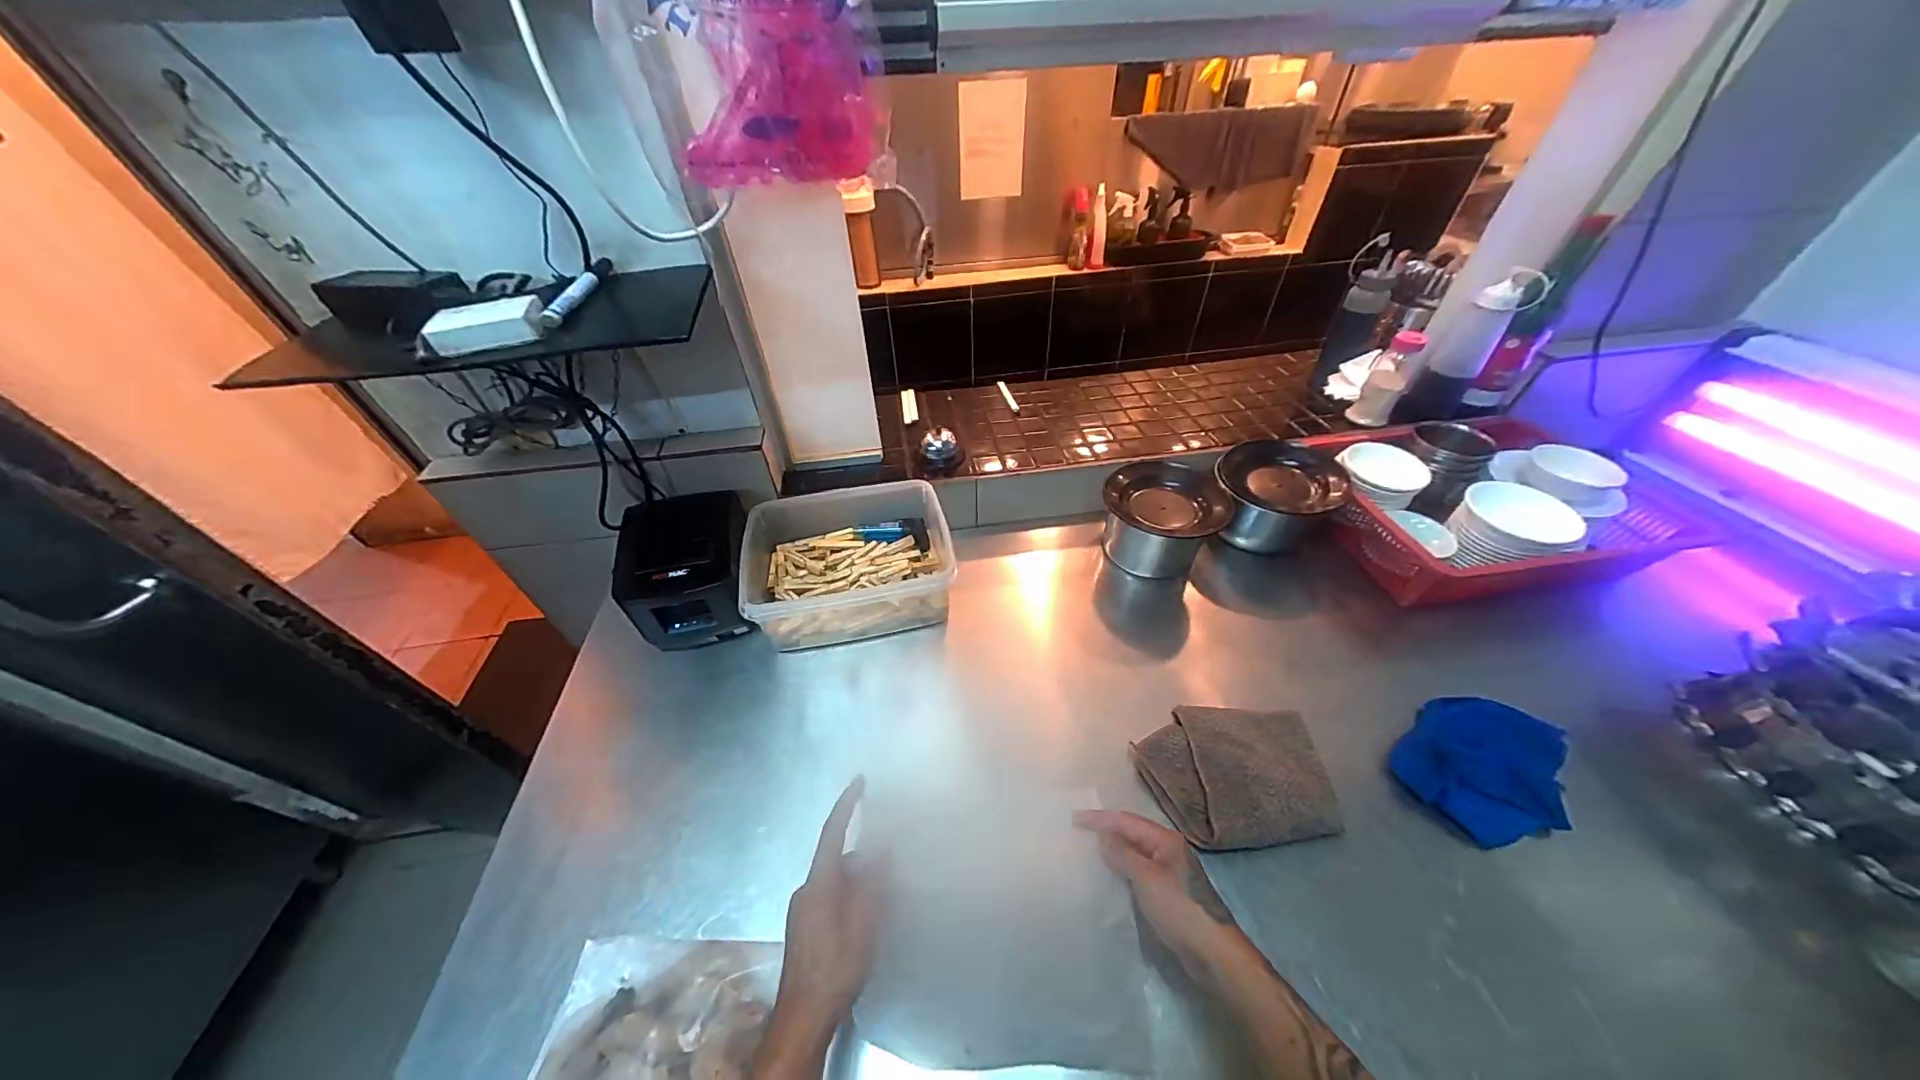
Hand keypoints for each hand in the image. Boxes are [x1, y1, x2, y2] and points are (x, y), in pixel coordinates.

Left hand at [754, 779, 885, 1079]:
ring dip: (861, 882)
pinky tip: (868, 918)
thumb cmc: (835, 968)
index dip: (847, 804)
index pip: (832, 832)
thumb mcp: (863, 924)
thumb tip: (883, 843)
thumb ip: (872, 882)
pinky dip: (852, 897)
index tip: (859, 781)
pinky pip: (833, 897)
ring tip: (888, 898)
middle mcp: (807, 889)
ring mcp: (804, 909)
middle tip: (896, 864)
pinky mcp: (806, 926)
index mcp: (819, 883)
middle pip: (841, 859)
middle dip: (867, 857)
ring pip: (838, 881)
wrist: (803, 1014)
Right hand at [1073, 809, 1247, 989]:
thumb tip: (1103, 835)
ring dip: (1113, 851)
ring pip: (1135, 853)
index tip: (1074, 818)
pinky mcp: (1167, 893)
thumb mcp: (1146, 878)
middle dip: (1106, 831)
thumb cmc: (1179, 909)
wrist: (1213, 952)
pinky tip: (1109, 875)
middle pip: (1132, 834)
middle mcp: (1169, 850)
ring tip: (1089, 850)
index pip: (1126, 821)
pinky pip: (1138, 872)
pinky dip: (1122, 869)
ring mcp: (1169, 872)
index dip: (1100, 819)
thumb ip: (1122, 854)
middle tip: (1079, 832)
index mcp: (1166, 840)